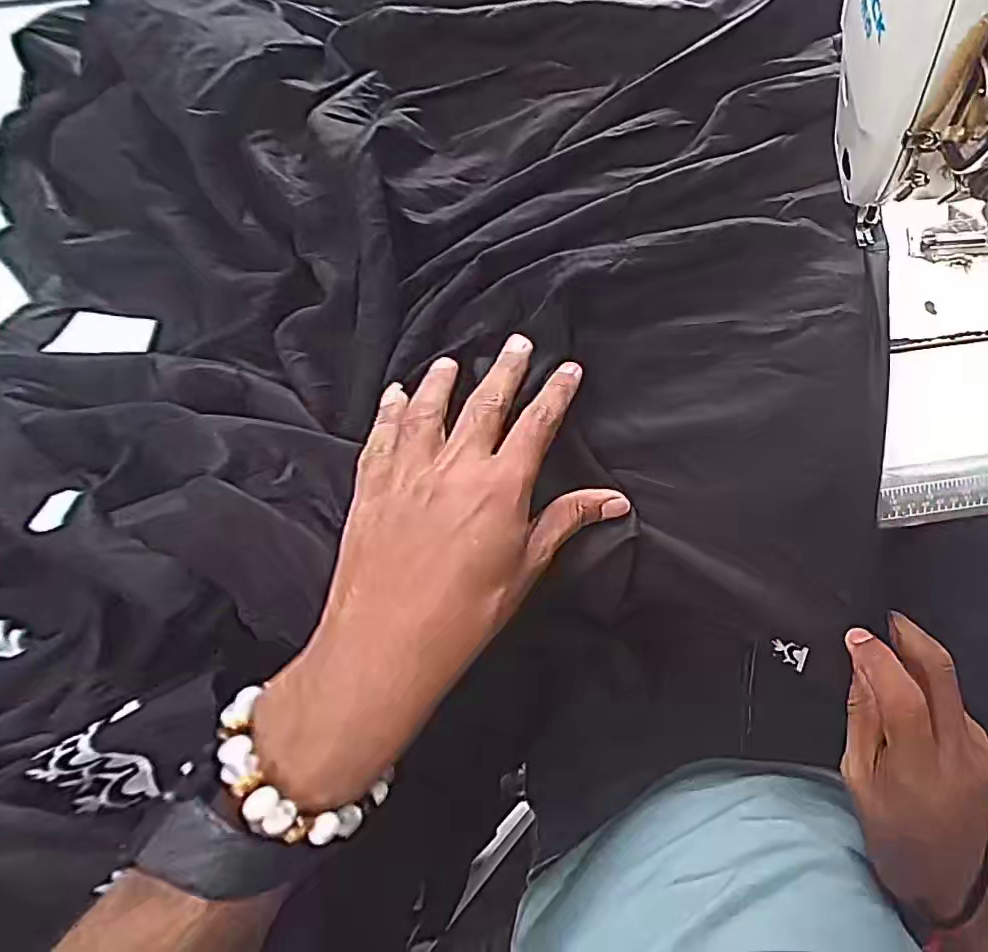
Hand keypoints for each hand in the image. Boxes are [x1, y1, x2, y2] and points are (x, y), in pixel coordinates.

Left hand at [253, 334, 629, 810]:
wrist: (384, 644)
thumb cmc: (466, 612)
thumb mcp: (527, 567)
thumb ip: (567, 520)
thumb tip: (615, 500)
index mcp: (500, 486)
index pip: (537, 425)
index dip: (555, 393)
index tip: (567, 369)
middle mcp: (456, 468)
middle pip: (486, 404)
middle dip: (506, 369)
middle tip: (517, 342)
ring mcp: (410, 474)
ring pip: (429, 411)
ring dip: (444, 381)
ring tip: (455, 360)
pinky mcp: (373, 489)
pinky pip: (382, 437)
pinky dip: (391, 411)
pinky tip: (396, 395)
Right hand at [841, 612, 987, 923]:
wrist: (955, 881)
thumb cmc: (898, 840)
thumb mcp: (860, 782)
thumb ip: (862, 718)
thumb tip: (860, 666)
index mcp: (918, 768)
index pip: (902, 694)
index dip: (877, 657)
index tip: (856, 637)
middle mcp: (956, 751)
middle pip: (940, 671)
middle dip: (909, 634)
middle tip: (885, 619)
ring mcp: (977, 745)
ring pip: (948, 680)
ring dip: (918, 655)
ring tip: (890, 652)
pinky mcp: (985, 742)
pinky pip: (953, 697)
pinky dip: (929, 682)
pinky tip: (911, 689)